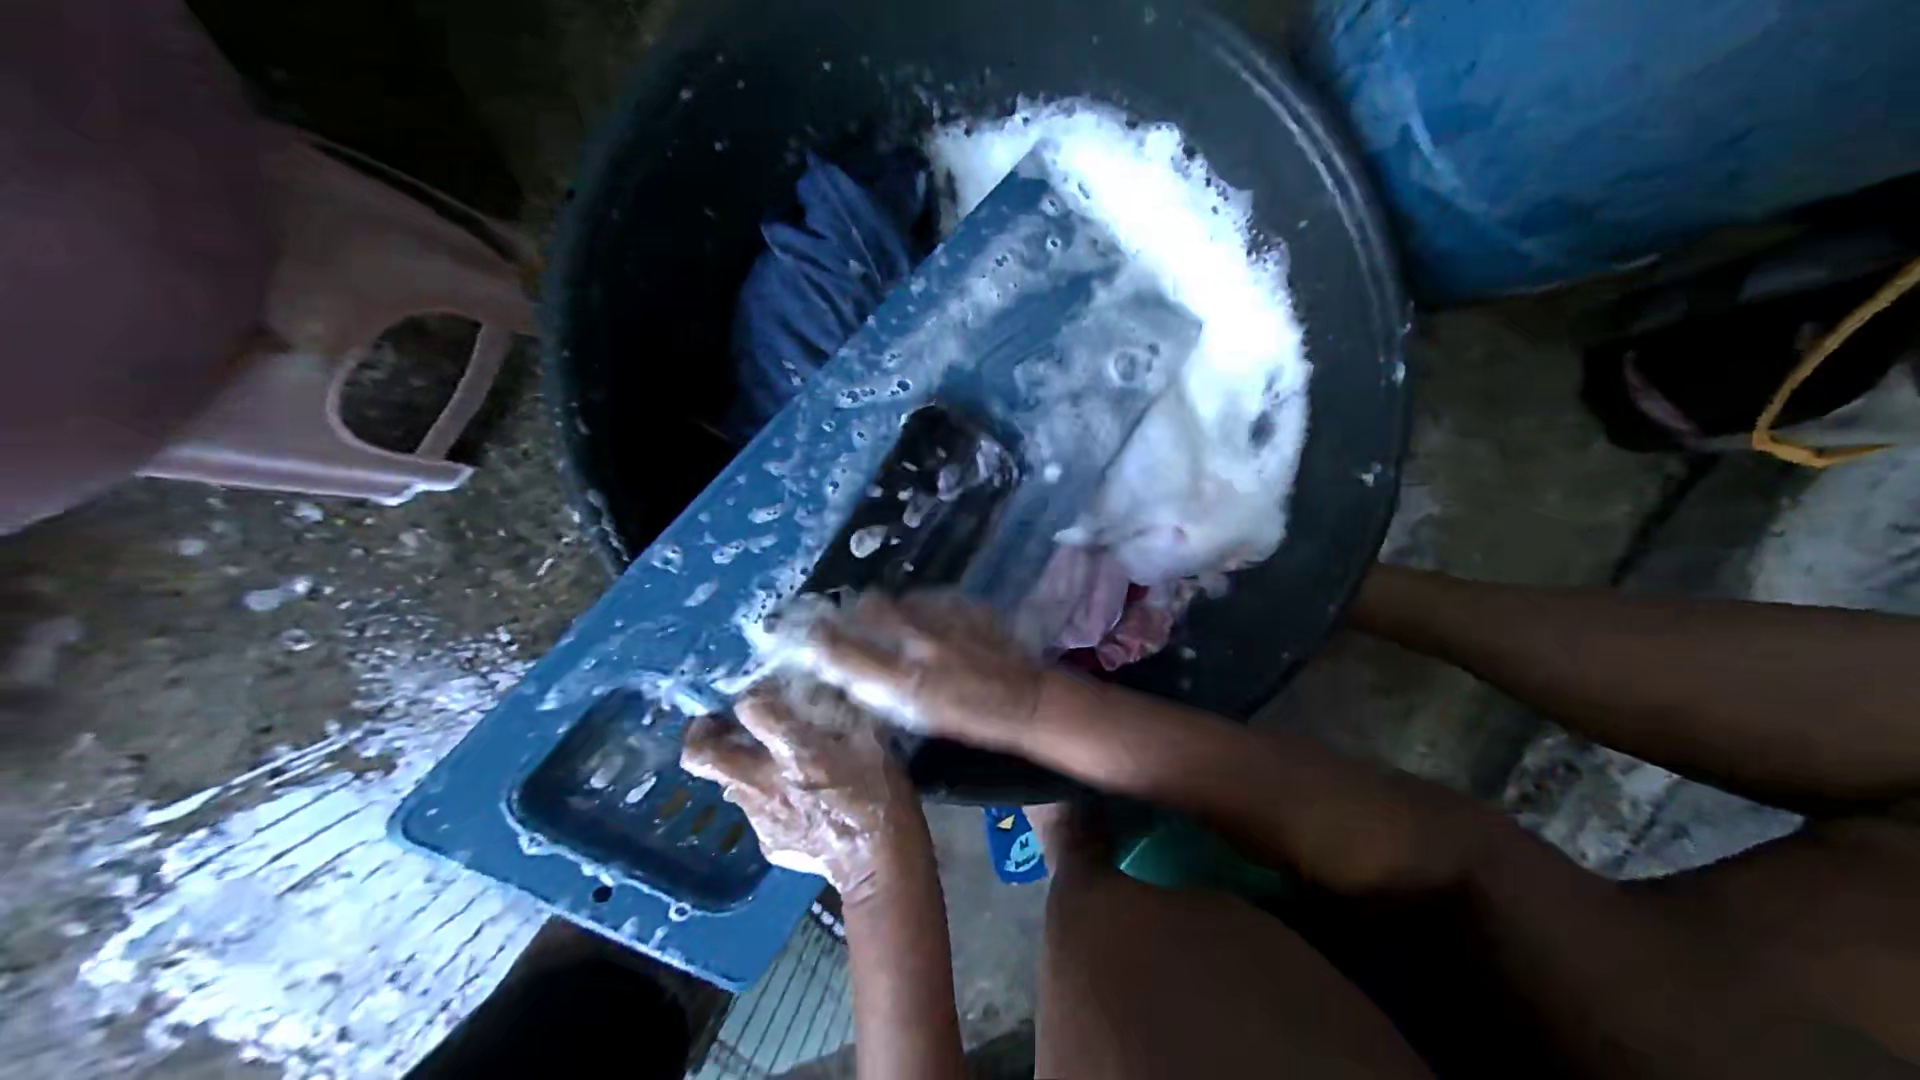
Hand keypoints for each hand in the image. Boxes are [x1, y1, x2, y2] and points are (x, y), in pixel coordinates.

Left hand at [681, 677, 915, 899]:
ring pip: (729, 784)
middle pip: (701, 755)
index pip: (749, 708)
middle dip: (701, 736)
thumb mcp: (870, 738)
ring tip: (767, 766)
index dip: (752, 695)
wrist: (879, 862)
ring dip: (740, 770)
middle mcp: (763, 781)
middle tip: (718, 726)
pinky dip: (767, 802)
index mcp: (791, 749)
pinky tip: (796, 806)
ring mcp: (760, 816)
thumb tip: (820, 696)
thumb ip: (838, 714)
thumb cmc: (881, 792)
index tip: (763, 695)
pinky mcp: (766, 842)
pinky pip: (756, 813)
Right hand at [802, 591, 1047, 749]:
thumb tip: (846, 666)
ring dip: (893, 609)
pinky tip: (934, 621)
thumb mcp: (918, 715)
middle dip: (858, 611)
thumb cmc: (969, 718)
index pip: (845, 652)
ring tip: (902, 623)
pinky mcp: (966, 605)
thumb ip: (880, 687)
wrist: (1024, 698)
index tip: (809, 632)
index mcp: (905, 681)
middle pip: (870, 608)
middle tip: (859, 619)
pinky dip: (924, 607)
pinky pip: (931, 597)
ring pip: (901, 598)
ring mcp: (947, 619)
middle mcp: (921, 644)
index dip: (820, 639)